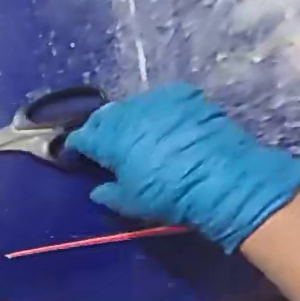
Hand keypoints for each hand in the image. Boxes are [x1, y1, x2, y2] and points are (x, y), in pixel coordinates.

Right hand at [66, 85, 299, 251]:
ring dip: (126, 120)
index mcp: (108, 138)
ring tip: (132, 136)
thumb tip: (99, 189)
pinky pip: (160, 101)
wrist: (225, 180)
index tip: (74, 158)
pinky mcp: (185, 97)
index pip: (81, 137)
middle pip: (103, 117)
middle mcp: (128, 113)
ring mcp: (157, 101)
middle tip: (102, 147)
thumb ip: (108, 193)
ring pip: (130, 107)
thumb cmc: (168, 194)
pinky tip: (160, 125)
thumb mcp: (130, 203)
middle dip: (99, 130)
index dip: (74, 148)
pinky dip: (154, 112)